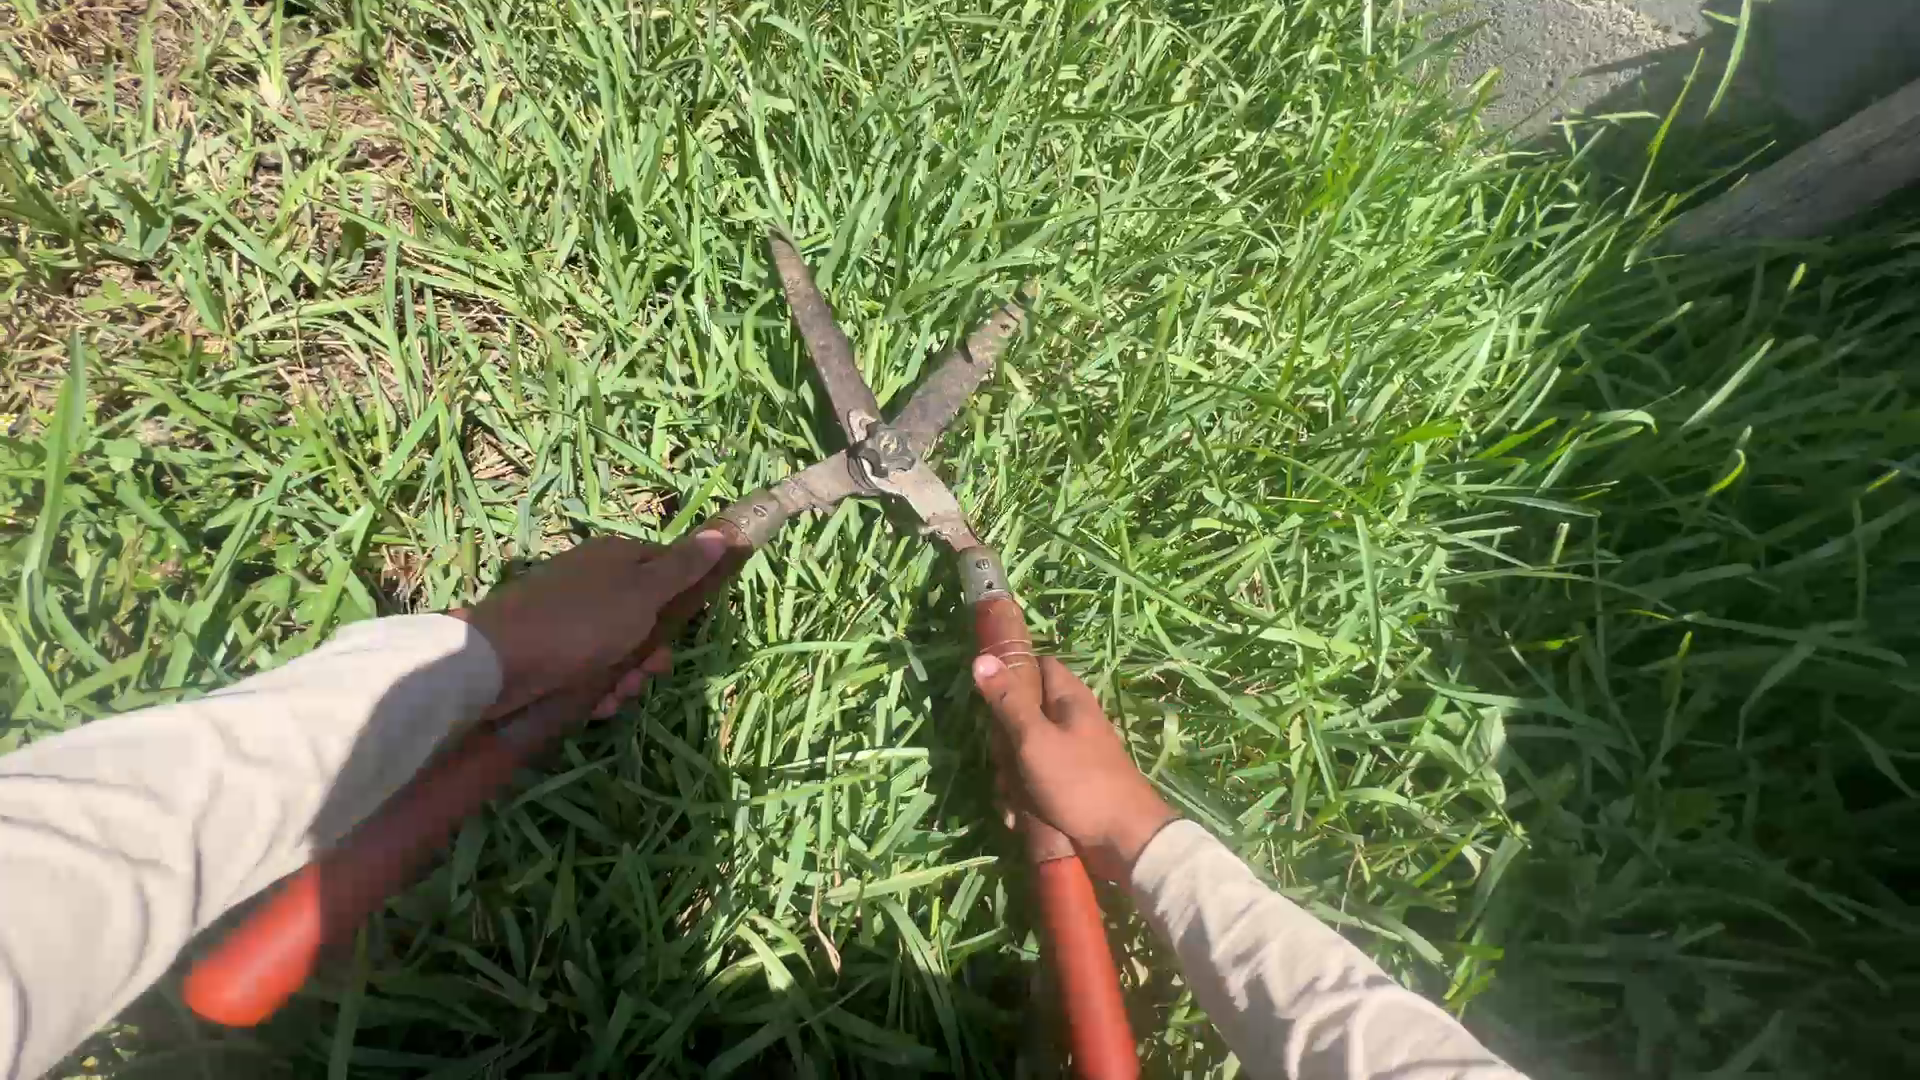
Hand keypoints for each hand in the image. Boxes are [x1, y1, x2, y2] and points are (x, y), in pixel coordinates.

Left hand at [452, 531, 730, 718]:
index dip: (682, 597)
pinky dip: (598, 685)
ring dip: (627, 674)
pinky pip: (589, 664)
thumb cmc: (583, 622)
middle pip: (644, 612)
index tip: (687, 625)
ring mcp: (568, 612)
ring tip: (618, 695)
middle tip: (650, 671)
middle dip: (652, 649)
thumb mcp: (644, 593)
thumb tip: (720, 535)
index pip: (666, 566)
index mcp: (616, 556)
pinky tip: (597, 703)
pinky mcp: (548, 645)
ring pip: (618, 644)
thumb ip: (683, 568)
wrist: (496, 663)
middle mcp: (593, 578)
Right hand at [972, 653, 1177, 879]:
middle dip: (1004, 742)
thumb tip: (981, 659)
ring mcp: (1067, 752)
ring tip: (1013, 796)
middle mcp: (1068, 719)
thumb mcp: (1034, 738)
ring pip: (1021, 751)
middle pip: (1020, 713)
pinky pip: (1031, 780)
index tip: (989, 696)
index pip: (1035, 665)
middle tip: (1006, 759)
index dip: (1010, 674)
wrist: (1123, 840)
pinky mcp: (1064, 782)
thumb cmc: (1078, 780)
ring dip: (1010, 776)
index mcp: (1068, 697)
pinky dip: (1022, 796)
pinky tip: (1017, 815)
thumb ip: (1007, 701)